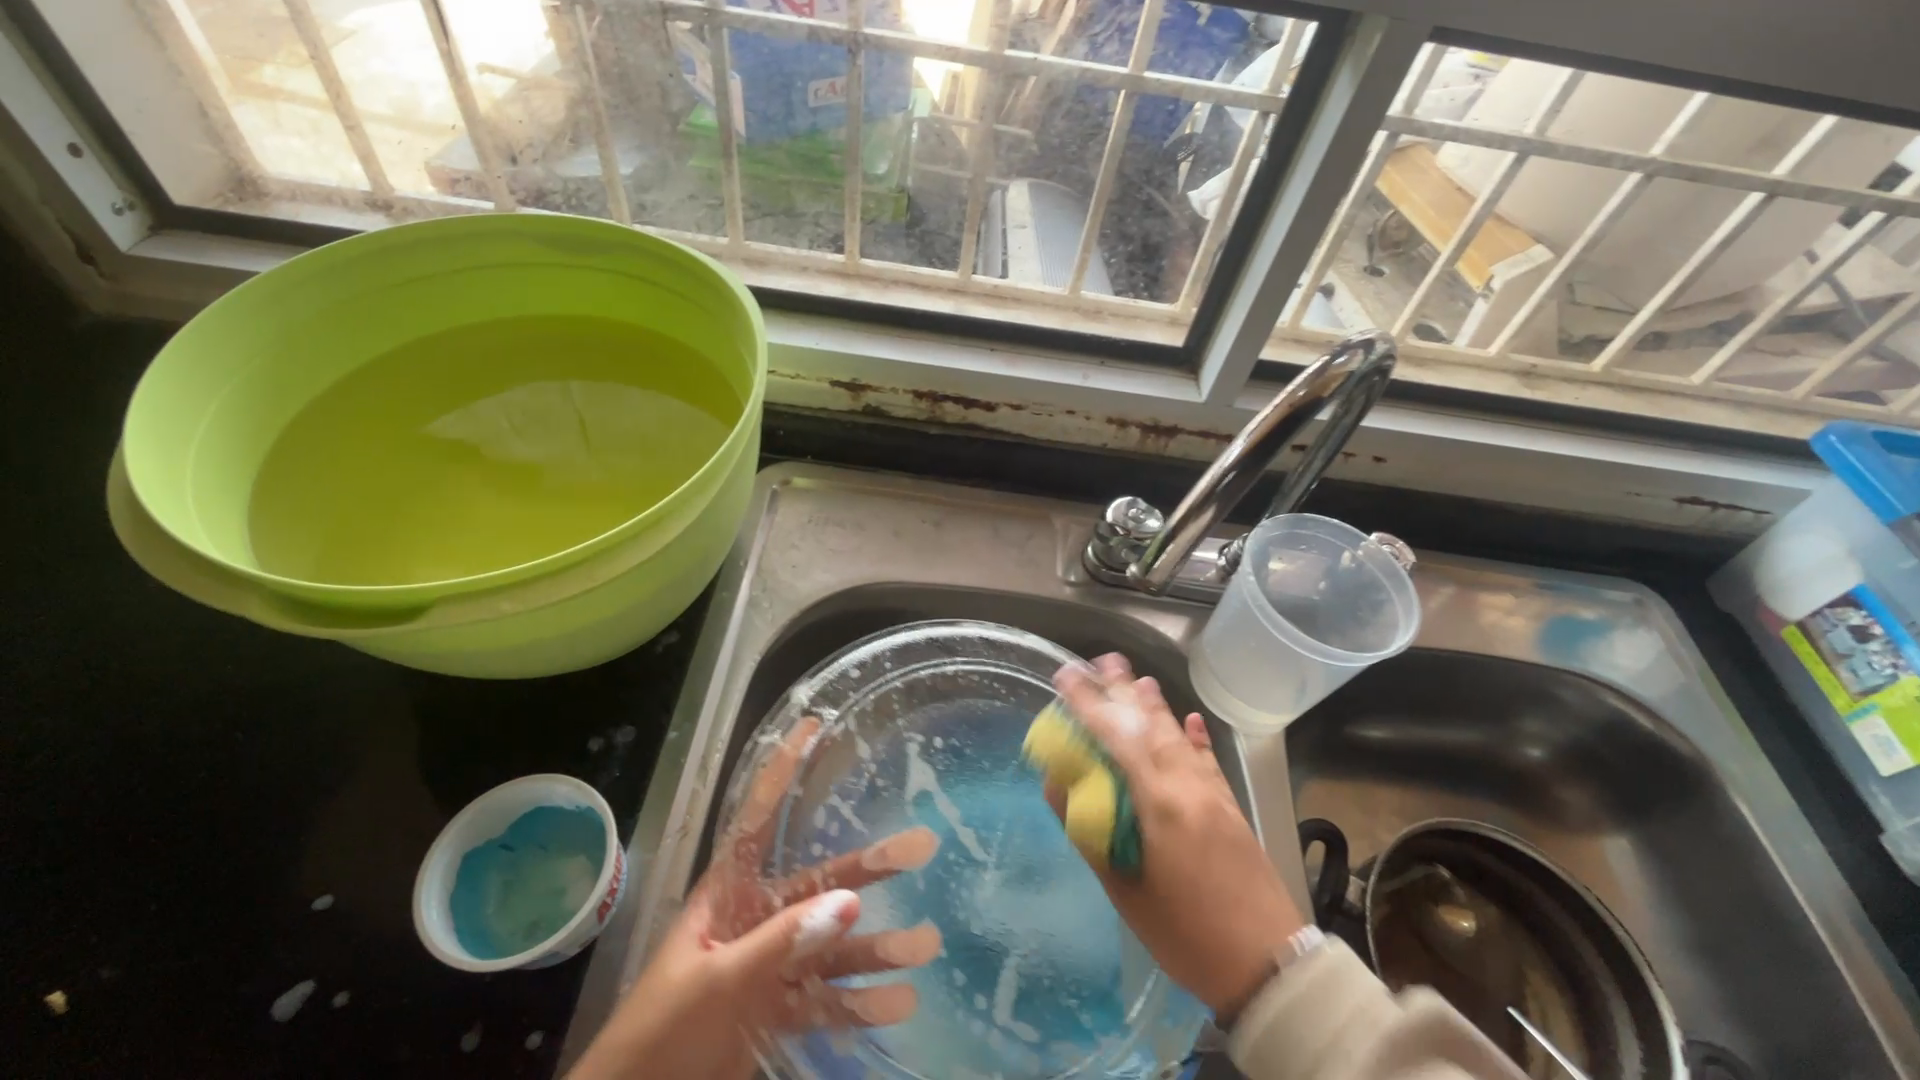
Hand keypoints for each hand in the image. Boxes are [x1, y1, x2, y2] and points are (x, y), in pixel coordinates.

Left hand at [569, 718, 942, 1079]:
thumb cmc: (660, 1031)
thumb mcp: (715, 982)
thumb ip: (780, 943)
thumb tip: (850, 901)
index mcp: (726, 897)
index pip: (757, 821)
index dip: (781, 772)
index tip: (813, 728)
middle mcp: (756, 921)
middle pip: (820, 885)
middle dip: (869, 867)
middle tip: (922, 845)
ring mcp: (771, 967)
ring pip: (833, 947)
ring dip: (877, 949)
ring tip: (926, 945)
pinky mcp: (780, 1012)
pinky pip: (827, 1001)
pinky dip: (861, 1004)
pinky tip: (899, 1003)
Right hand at [1051, 655, 1305, 1021]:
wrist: (1267, 964)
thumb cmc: (1185, 934)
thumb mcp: (1125, 891)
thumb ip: (1092, 835)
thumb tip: (1058, 787)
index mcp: (1159, 804)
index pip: (1116, 739)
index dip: (1088, 705)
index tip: (1066, 676)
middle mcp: (1188, 788)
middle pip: (1151, 729)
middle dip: (1125, 693)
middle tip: (1104, 661)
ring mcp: (1215, 797)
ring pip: (1180, 740)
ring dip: (1157, 709)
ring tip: (1139, 680)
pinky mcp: (1232, 811)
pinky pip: (1208, 762)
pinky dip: (1195, 738)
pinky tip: (1191, 721)